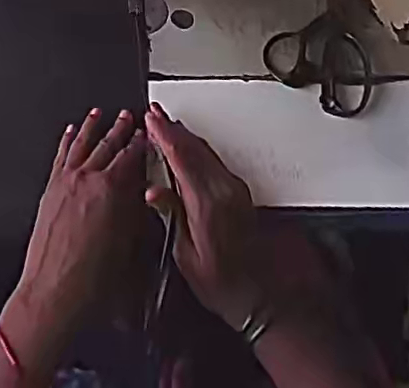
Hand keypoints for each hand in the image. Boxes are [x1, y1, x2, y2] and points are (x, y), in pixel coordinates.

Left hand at [0, 107, 146, 369]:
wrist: (53, 294)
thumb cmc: (91, 279)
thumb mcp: (128, 243)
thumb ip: (135, 210)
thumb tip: (139, 192)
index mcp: (110, 190)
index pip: (130, 157)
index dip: (139, 143)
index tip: (145, 133)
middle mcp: (87, 179)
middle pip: (107, 145)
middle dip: (119, 129)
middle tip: (127, 116)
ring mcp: (66, 181)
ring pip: (82, 144)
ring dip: (92, 127)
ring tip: (98, 113)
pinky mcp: (50, 189)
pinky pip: (60, 156)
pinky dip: (66, 141)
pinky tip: (69, 132)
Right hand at [144, 102, 266, 327]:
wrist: (258, 294)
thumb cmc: (222, 283)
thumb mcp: (186, 257)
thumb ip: (171, 217)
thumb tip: (153, 191)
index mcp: (207, 204)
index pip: (182, 157)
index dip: (164, 135)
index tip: (151, 120)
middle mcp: (223, 190)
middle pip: (194, 148)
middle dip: (172, 128)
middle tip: (154, 113)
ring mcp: (234, 189)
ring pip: (205, 151)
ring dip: (184, 135)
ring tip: (165, 124)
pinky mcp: (239, 191)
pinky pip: (213, 159)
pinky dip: (196, 147)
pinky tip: (187, 146)